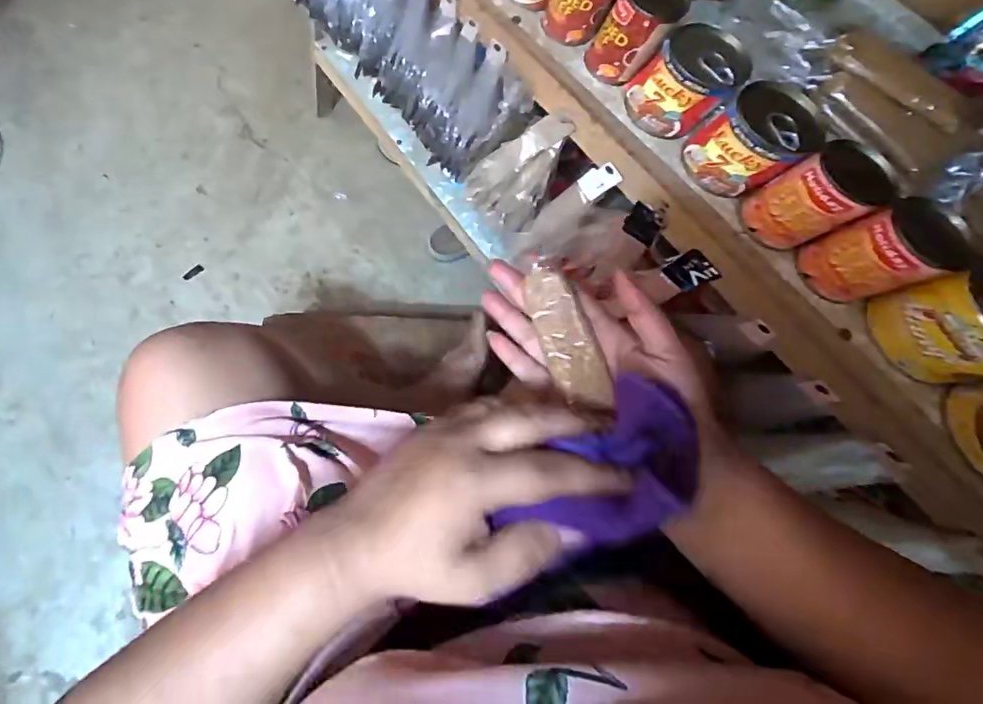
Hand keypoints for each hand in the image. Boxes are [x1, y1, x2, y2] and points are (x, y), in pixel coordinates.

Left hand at [306, 399, 628, 606]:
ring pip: (507, 403)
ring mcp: (447, 424)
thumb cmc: (416, 565)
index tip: (628, 475)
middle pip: (532, 417)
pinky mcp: (434, 421)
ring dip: (545, 409)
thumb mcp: (475, 579)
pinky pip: (484, 404)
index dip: (593, 474)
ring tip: (575, 418)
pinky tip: (525, 419)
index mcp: (476, 479)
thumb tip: (576, 527)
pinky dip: (513, 408)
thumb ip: (528, 551)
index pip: (549, 470)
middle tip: (610, 428)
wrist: (355, 539)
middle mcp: (465, 439)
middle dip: (576, 421)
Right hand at [480, 261, 724, 442]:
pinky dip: (511, 358)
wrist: (679, 462)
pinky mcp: (559, 405)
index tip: (529, 259)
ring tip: (486, 296)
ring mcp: (570, 379)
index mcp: (611, 338)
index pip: (576, 303)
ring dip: (510, 318)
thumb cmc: (681, 404)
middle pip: (547, 318)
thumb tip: (617, 273)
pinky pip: (530, 377)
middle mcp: (586, 354)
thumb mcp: (670, 353)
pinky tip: (494, 338)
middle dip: (521, 293)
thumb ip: (644, 314)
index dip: (552, 281)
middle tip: (495, 268)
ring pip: (533, 341)